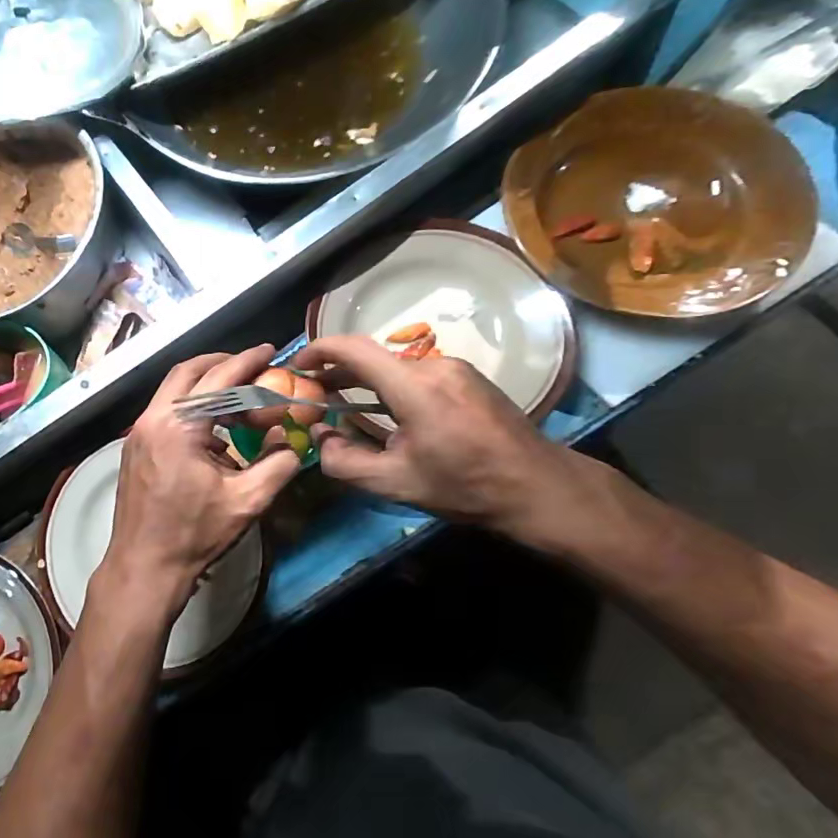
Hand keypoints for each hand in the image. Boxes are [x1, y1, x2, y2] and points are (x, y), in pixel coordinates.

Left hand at [92, 345, 302, 628]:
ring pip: (173, 391)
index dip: (247, 361)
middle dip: (221, 363)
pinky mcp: (135, 446)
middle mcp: (152, 419)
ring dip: (205, 386)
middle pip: (188, 372)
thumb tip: (293, 438)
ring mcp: (138, 432)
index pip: (218, 378)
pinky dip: (191, 408)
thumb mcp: (247, 501)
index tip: (270, 351)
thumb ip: (278, 462)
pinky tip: (215, 430)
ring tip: (239, 397)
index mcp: (178, 425)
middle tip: (252, 366)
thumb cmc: (194, 536)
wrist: (143, 566)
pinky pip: (165, 411)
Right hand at [292, 335, 580, 535]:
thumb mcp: (394, 483)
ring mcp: (456, 369)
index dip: (318, 350)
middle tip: (312, 393)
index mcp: (413, 386)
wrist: (540, 488)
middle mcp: (434, 366)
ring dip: (365, 380)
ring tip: (344, 403)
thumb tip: (321, 438)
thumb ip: (344, 462)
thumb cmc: (465, 486)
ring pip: (395, 366)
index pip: (353, 349)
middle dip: (337, 371)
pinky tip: (386, 411)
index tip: (297, 365)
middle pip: (373, 357)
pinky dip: (390, 385)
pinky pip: (417, 373)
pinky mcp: (469, 379)